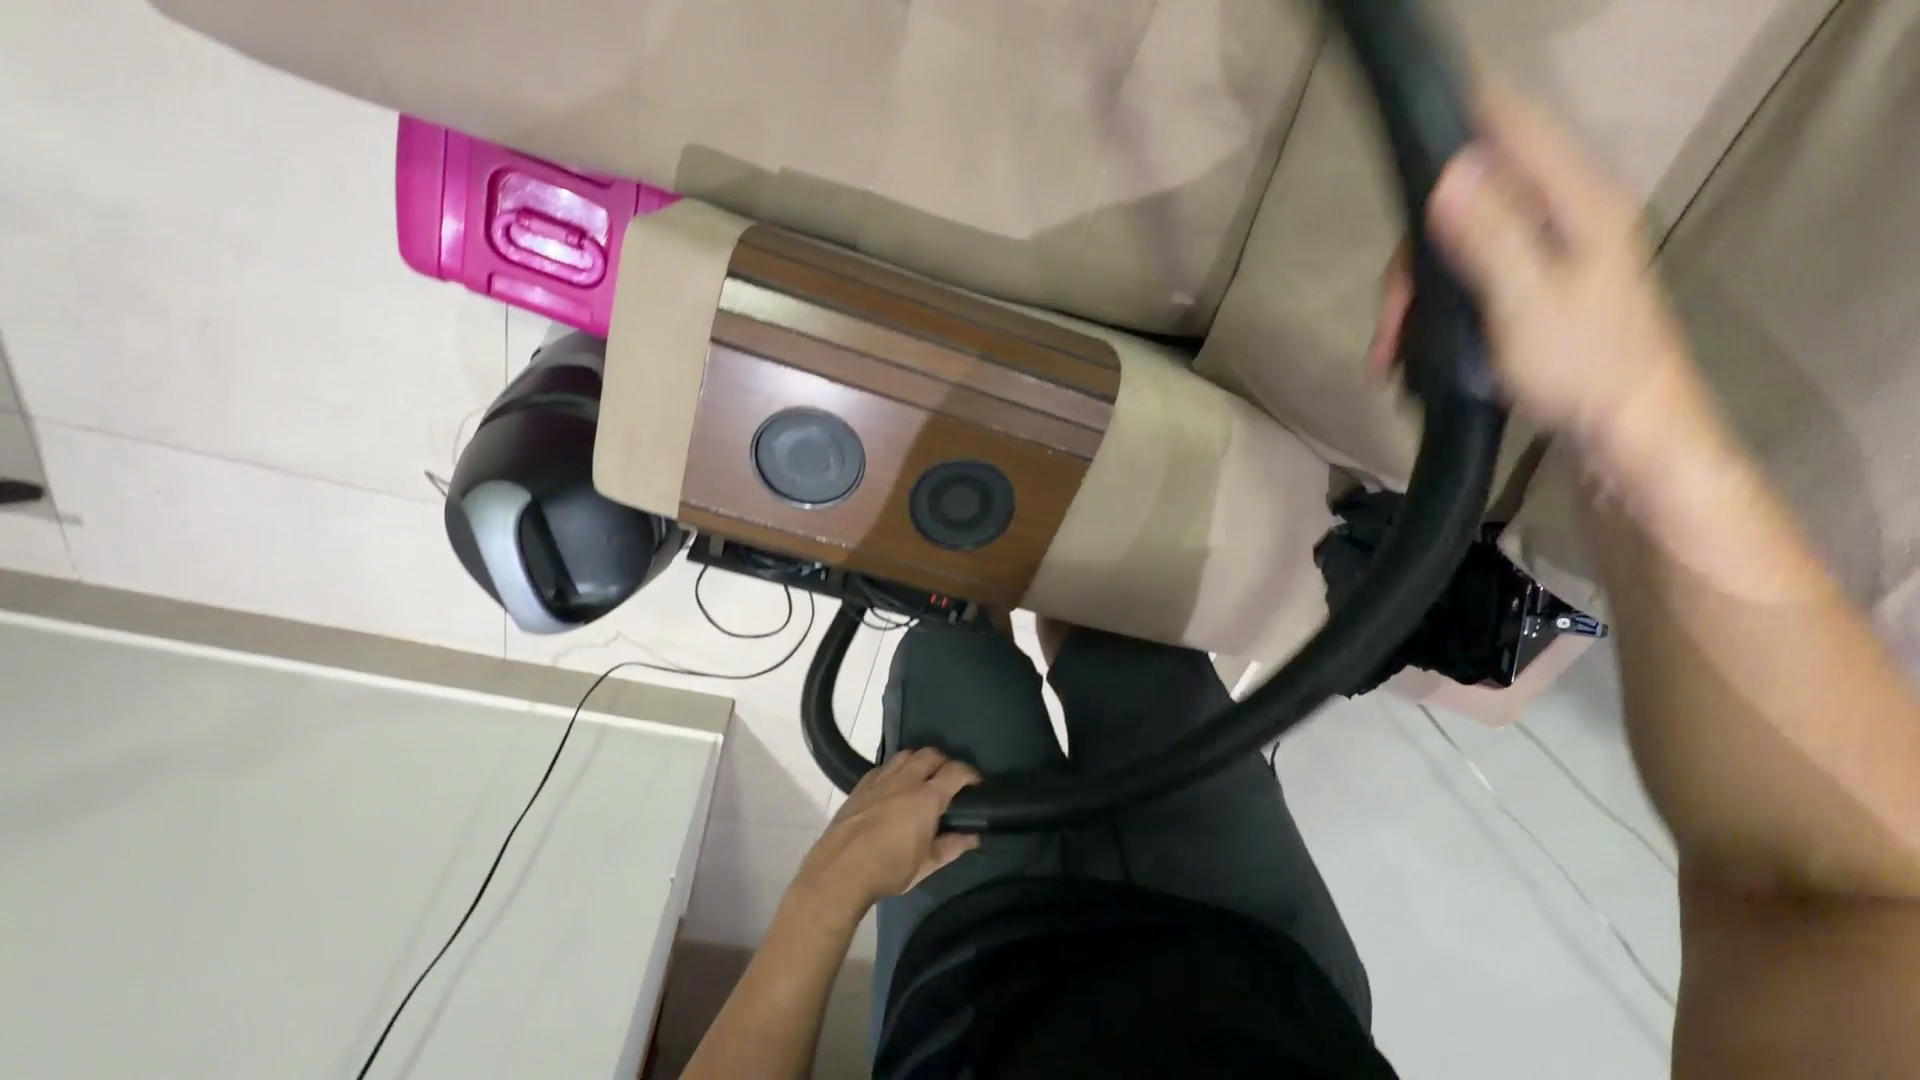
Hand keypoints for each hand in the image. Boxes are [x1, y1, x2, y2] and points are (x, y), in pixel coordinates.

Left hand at [791, 748, 981, 916]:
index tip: (977, 783)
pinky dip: (896, 769)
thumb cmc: (888, 870)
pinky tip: (894, 785)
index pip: (956, 771)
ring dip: (919, 760)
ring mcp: (881, 779)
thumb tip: (973, 837)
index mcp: (927, 798)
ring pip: (906, 754)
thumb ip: (952, 847)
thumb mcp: (926, 865)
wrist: (839, 871)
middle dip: (945, 761)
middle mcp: (906, 780)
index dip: (970, 773)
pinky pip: (884, 766)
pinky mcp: (861, 785)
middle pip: (930, 754)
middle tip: (949, 779)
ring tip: (923, 777)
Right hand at [1367, 89, 1703, 473]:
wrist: (1627, 432)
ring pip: (1457, 245)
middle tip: (1388, 318)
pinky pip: (1466, 278)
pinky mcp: (1533, 287)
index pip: (1513, 129)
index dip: (1460, 119)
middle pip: (1467, 200)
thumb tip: (1446, 174)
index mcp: (1575, 203)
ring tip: (1389, 353)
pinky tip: (1405, 354)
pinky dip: (1430, 313)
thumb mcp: (1526, 303)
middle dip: (1414, 255)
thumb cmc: (1582, 367)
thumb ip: (1489, 236)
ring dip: (1414, 296)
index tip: (1406, 134)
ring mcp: (1548, 253)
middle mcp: (1563, 216)